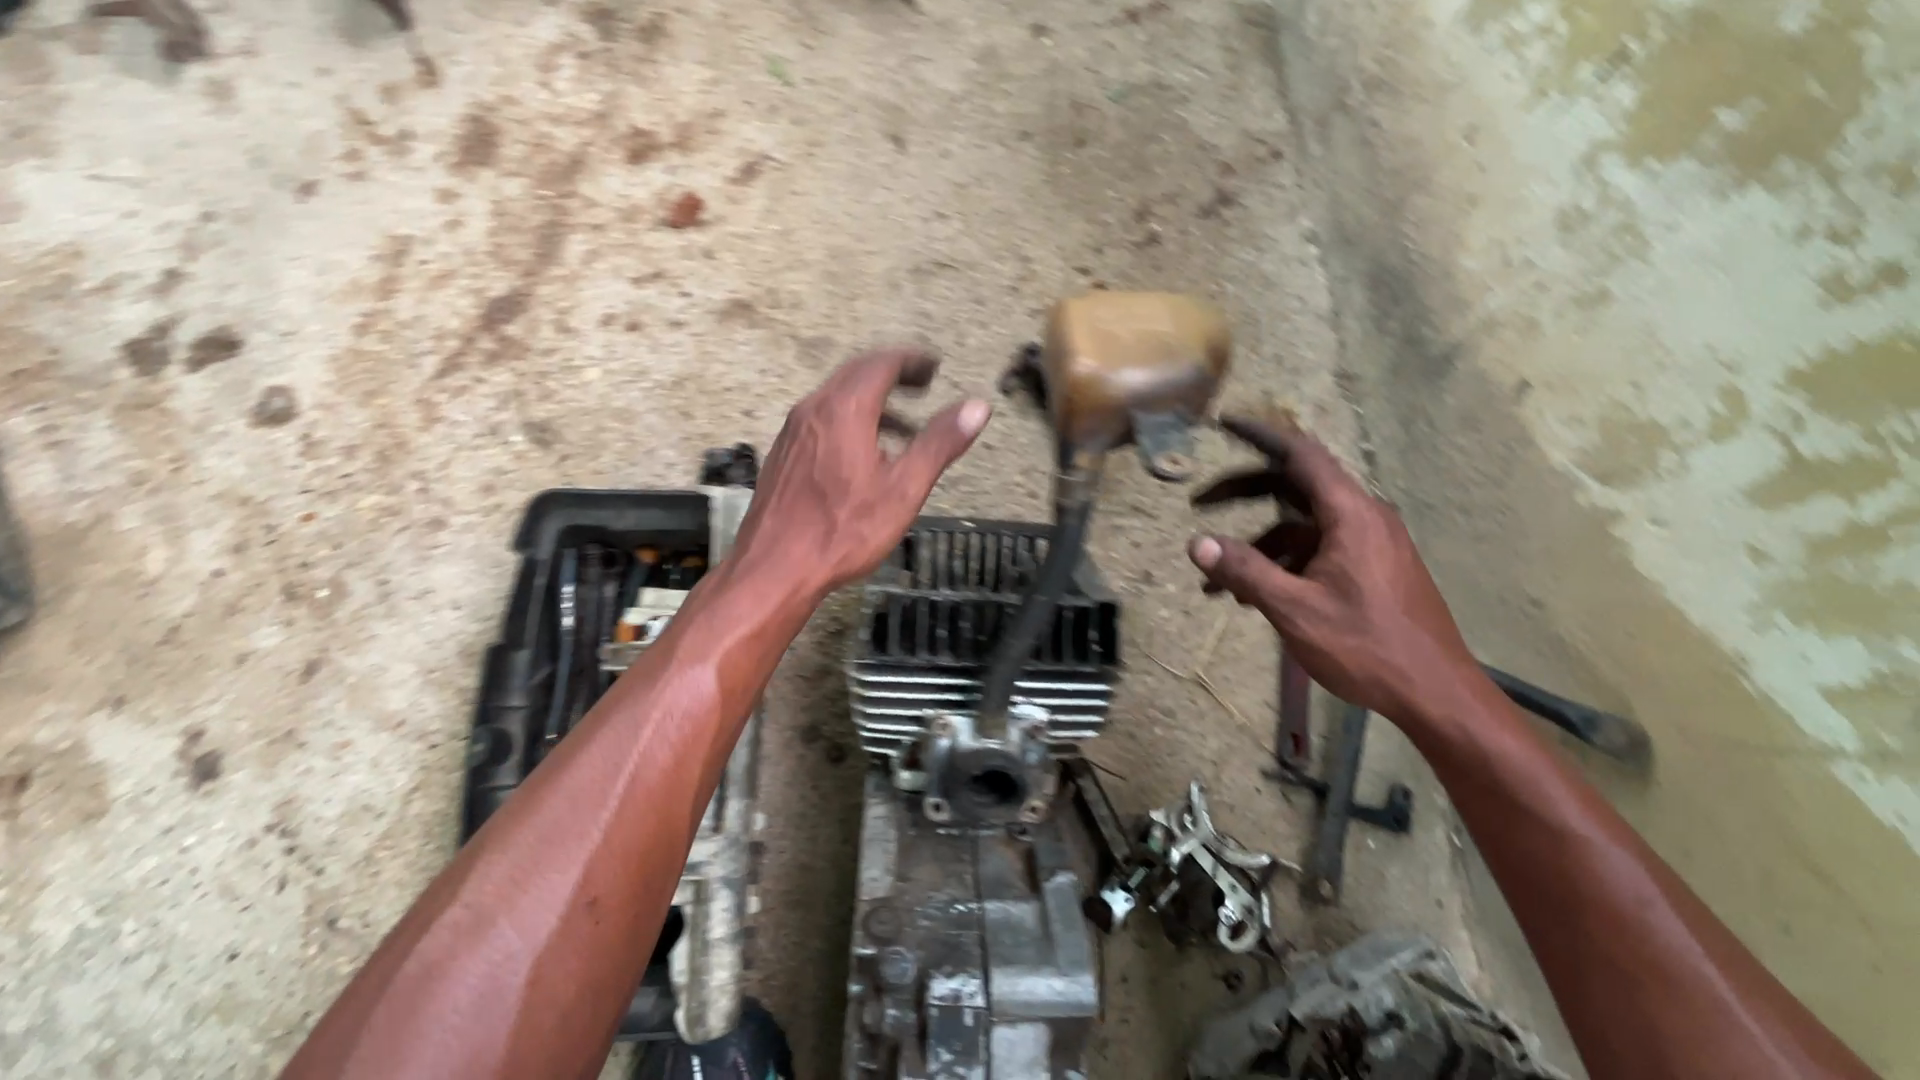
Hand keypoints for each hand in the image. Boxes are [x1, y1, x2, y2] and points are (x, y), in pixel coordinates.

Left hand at [732, 348, 991, 594]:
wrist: (774, 568)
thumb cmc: (841, 531)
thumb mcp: (903, 489)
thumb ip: (939, 443)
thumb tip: (977, 408)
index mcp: (844, 410)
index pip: (882, 364)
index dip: (912, 361)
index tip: (934, 367)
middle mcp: (813, 410)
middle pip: (856, 375)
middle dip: (893, 375)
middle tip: (923, 385)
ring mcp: (793, 432)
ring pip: (837, 400)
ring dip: (872, 403)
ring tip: (904, 429)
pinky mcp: (783, 455)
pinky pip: (821, 422)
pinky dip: (850, 422)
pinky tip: (864, 458)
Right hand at [1187, 417, 1477, 724]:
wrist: (1435, 692)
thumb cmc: (1366, 646)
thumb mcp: (1295, 609)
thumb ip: (1245, 572)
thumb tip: (1197, 543)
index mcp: (1350, 514)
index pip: (1300, 455)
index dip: (1259, 436)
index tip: (1224, 424)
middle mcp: (1364, 517)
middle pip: (1296, 486)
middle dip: (1245, 492)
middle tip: (1200, 503)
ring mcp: (1371, 543)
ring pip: (1303, 525)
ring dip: (1260, 543)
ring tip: (1218, 582)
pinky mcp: (1373, 568)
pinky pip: (1319, 549)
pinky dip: (1284, 562)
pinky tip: (1256, 597)